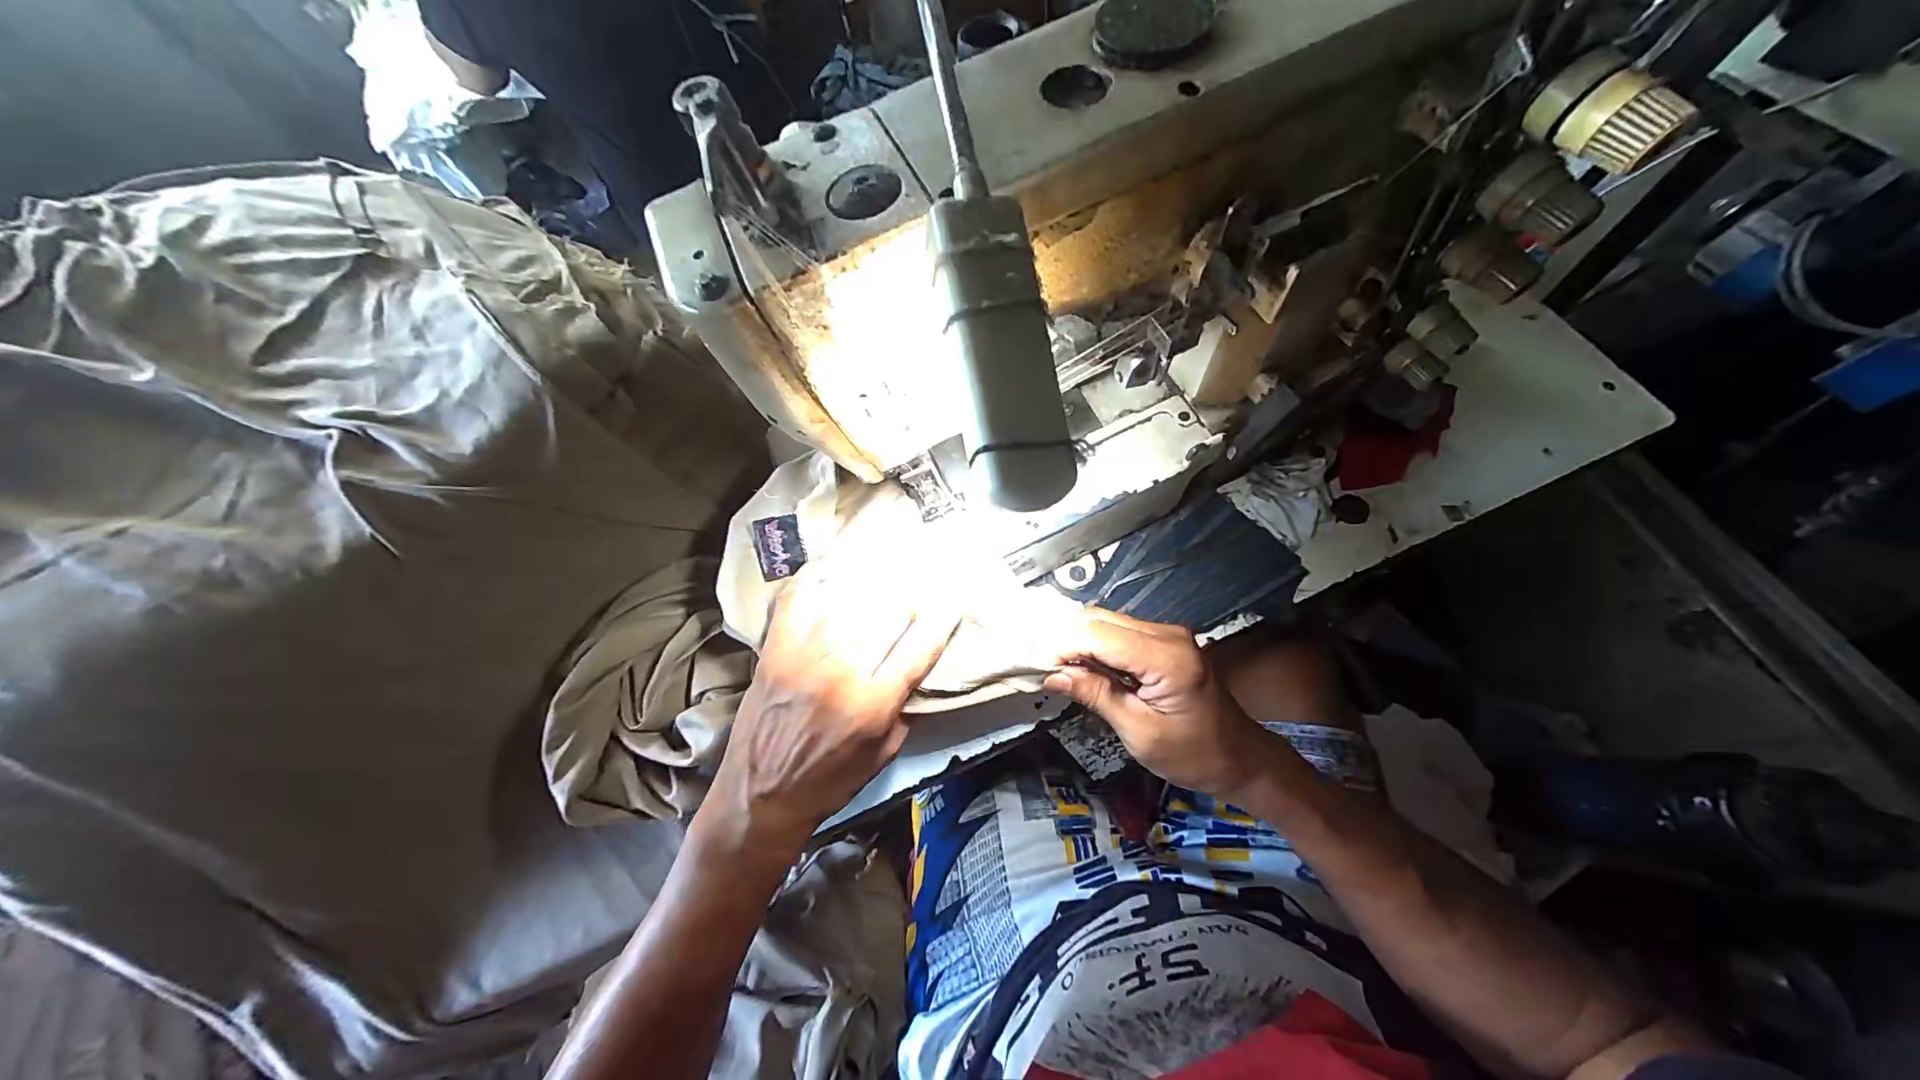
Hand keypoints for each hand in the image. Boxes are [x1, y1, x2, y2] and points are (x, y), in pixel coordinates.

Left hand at [705, 561, 958, 853]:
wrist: (758, 795)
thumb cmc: (828, 782)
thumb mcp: (883, 755)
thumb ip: (902, 707)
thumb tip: (915, 667)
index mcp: (873, 704)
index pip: (920, 646)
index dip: (943, 615)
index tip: (954, 594)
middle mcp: (841, 672)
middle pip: (886, 611)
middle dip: (911, 584)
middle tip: (923, 566)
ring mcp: (804, 655)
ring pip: (844, 595)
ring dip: (869, 572)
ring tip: (883, 554)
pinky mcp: (775, 648)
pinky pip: (797, 598)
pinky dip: (815, 575)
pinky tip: (832, 563)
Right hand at [1044, 608, 1281, 799]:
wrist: (1240, 758)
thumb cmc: (1194, 755)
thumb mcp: (1139, 732)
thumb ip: (1096, 695)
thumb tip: (1053, 674)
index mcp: (1166, 656)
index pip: (1097, 633)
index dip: (1061, 646)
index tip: (1037, 669)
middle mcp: (1166, 633)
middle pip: (1099, 619)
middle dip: (1065, 640)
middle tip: (1043, 670)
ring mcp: (1167, 633)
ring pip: (1106, 622)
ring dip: (1078, 642)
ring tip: (1057, 671)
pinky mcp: (1164, 641)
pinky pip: (1119, 632)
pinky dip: (1095, 646)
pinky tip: (1082, 668)